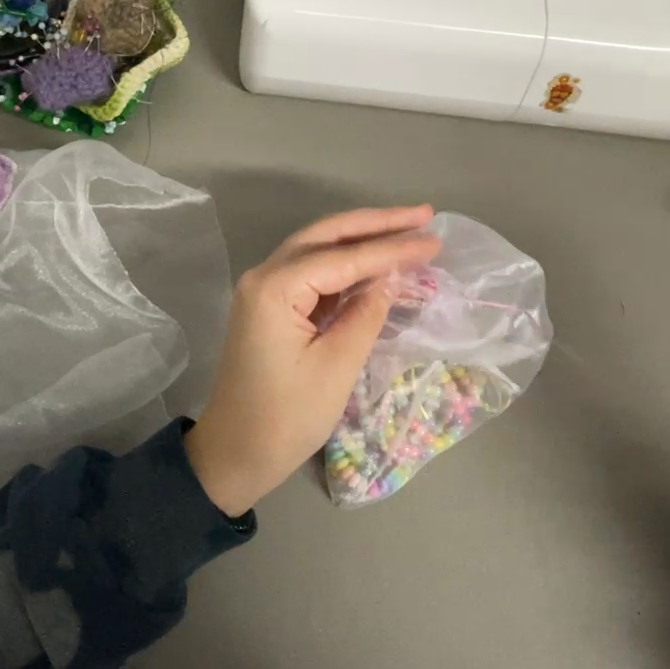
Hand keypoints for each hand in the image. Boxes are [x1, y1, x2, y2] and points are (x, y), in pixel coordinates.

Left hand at [184, 206, 441, 516]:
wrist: (235, 453)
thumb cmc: (286, 417)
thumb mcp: (336, 368)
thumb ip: (366, 315)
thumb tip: (390, 278)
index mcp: (274, 287)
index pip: (343, 257)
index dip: (391, 248)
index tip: (434, 239)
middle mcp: (264, 276)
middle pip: (326, 236)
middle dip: (376, 224)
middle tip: (424, 215)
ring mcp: (264, 290)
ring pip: (319, 250)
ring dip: (362, 240)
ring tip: (409, 231)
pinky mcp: (271, 307)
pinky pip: (313, 275)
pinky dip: (347, 267)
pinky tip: (378, 266)